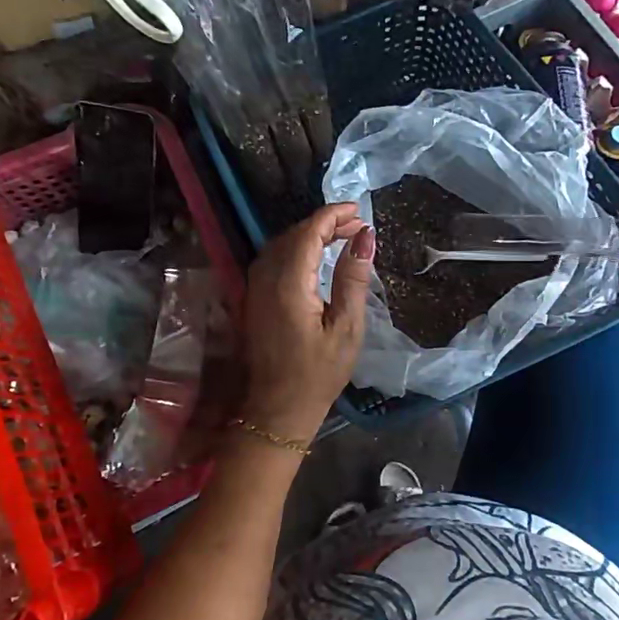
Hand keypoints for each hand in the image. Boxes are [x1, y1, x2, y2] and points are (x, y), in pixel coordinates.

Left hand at [238, 202, 375, 441]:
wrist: (277, 408)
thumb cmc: (318, 374)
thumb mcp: (346, 328)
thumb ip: (353, 278)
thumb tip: (365, 237)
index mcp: (288, 284)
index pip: (308, 233)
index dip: (333, 215)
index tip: (359, 211)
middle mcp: (265, 279)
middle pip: (292, 234)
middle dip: (324, 223)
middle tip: (357, 226)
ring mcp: (254, 288)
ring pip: (280, 244)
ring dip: (309, 234)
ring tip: (342, 237)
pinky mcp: (253, 298)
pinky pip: (272, 259)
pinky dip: (296, 249)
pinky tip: (315, 256)